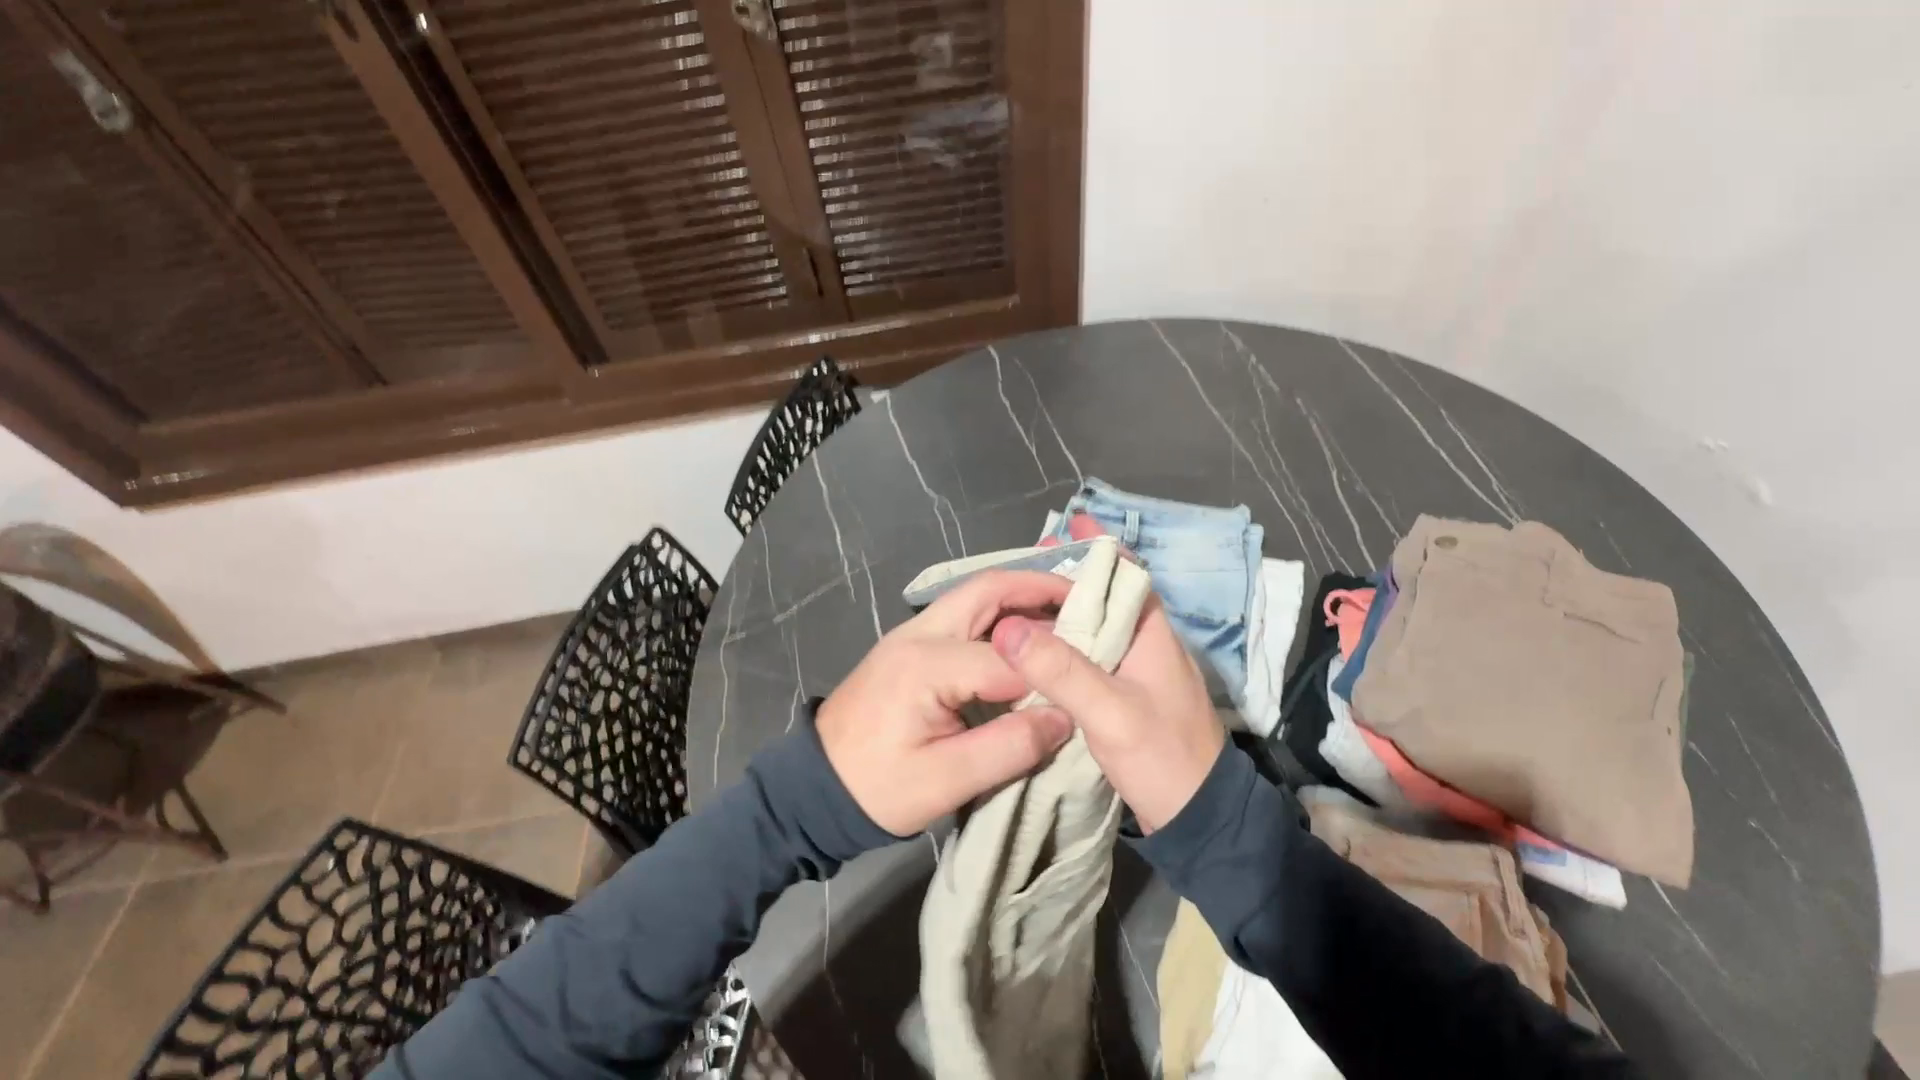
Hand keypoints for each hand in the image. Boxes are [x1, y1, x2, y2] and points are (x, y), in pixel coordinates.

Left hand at [816, 569, 1076, 835]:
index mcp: (926, 665)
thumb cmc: (877, 788)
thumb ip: (1009, 747)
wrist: (815, 788)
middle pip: (986, 591)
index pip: (1006, 656)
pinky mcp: (909, 648)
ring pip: (973, 599)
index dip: (1050, 670)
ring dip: (1019, 599)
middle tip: (1087, 600)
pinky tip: (1026, 639)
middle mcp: (918, 635)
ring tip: (1066, 613)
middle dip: (1037, 589)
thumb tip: (1064, 717)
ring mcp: (910, 636)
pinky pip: (962, 618)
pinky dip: (999, 617)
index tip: (1092, 677)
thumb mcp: (945, 781)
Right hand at [994, 516, 1224, 832]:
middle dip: (1065, 578)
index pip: (1125, 574)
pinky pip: (1088, 659)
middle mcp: (1144, 644)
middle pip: (1103, 598)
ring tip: (1012, 605)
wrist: (1198, 820)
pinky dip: (1061, 649)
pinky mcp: (1123, 698)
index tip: (1064, 527)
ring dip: (1059, 614)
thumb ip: (1063, 670)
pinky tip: (1031, 655)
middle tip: (1018, 568)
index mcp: (1151, 633)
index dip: (1095, 548)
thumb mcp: (1111, 712)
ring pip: (1092, 629)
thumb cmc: (1163, 757)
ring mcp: (1134, 673)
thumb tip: (1006, 629)